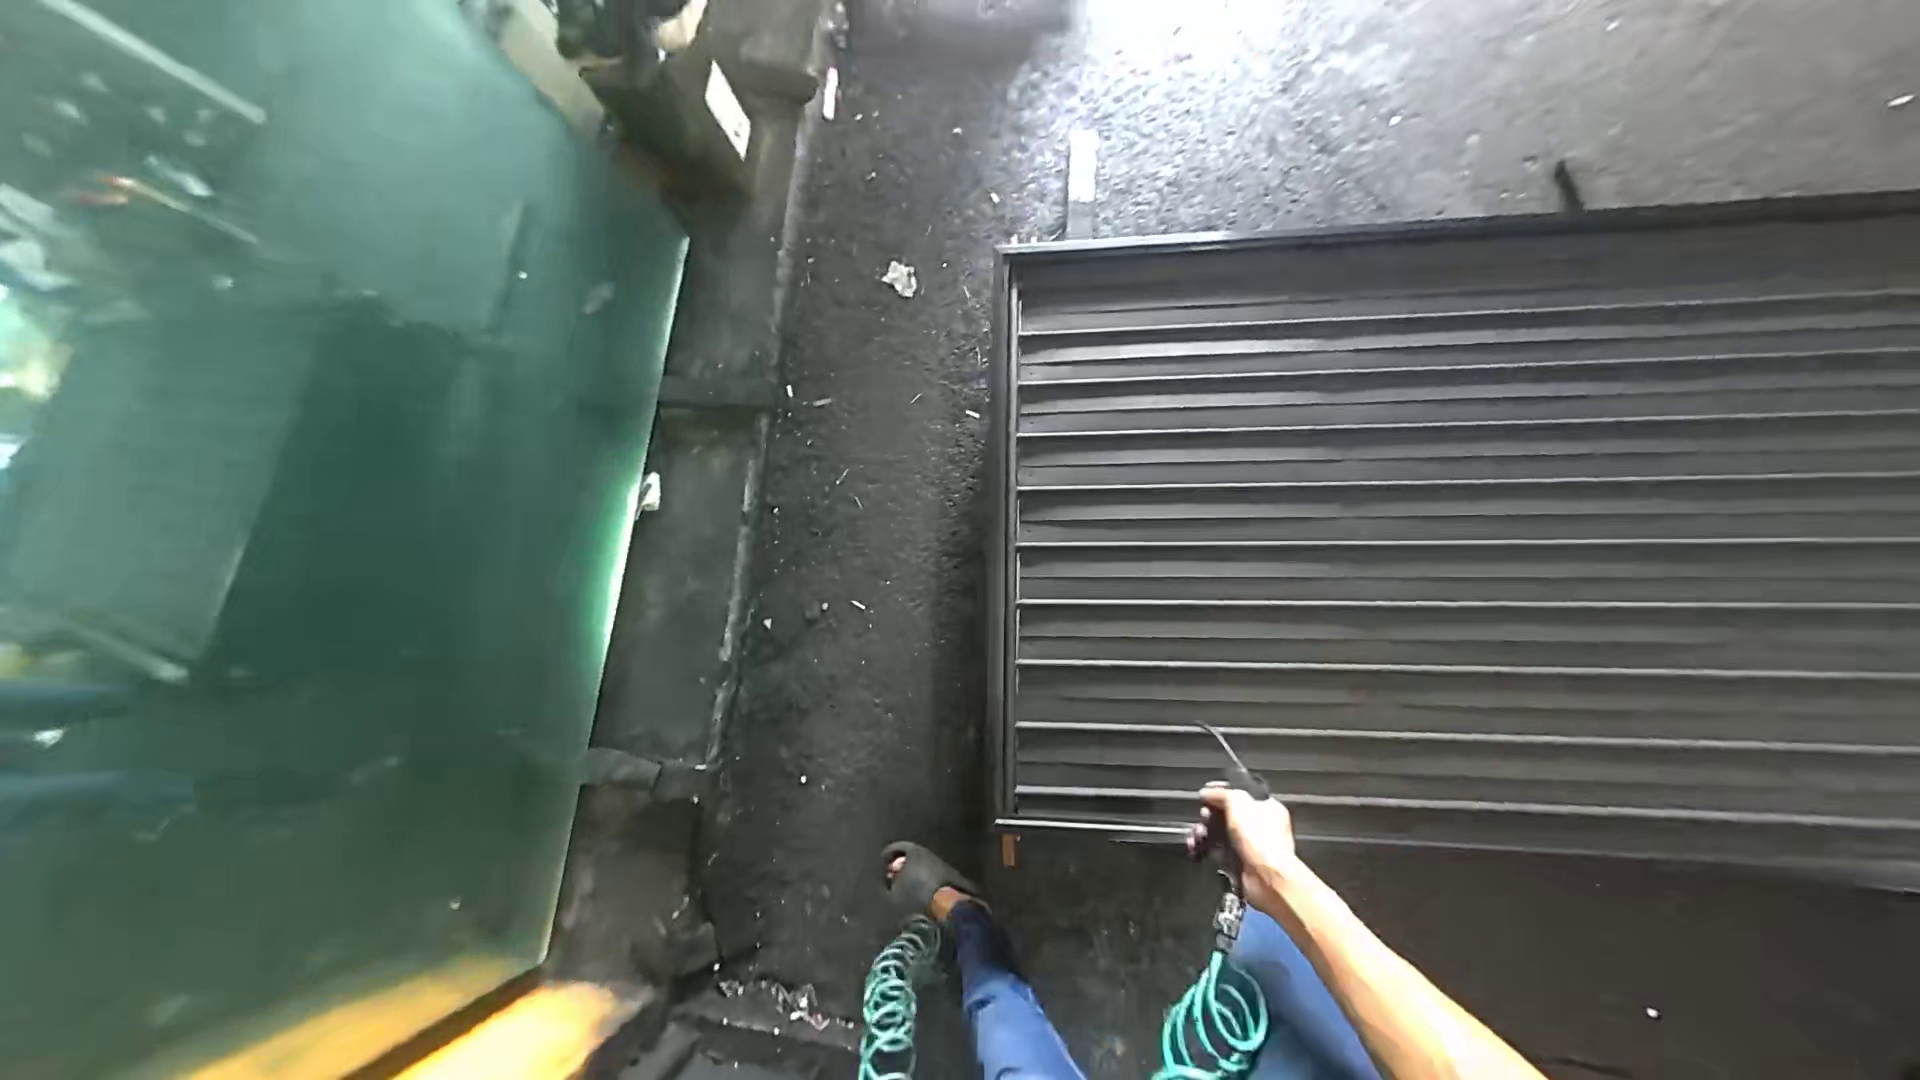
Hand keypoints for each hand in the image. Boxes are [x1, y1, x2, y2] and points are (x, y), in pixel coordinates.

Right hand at [1185, 783, 1303, 917]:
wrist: (1268, 880)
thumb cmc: (1260, 839)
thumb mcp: (1238, 803)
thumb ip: (1221, 793)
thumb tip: (1206, 793)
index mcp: (1266, 808)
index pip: (1240, 793)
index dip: (1221, 791)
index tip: (1206, 792)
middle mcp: (1259, 827)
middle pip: (1226, 814)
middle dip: (1209, 814)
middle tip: (1203, 815)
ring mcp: (1248, 847)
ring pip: (1218, 833)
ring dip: (1203, 831)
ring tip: (1198, 833)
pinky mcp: (1238, 863)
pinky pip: (1216, 851)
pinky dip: (1204, 847)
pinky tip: (1196, 845)